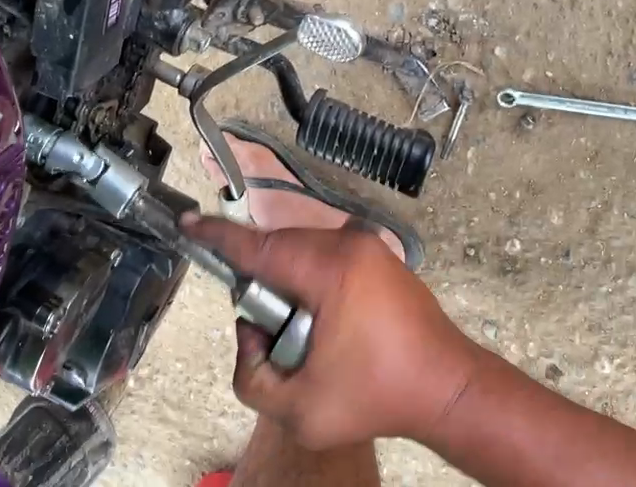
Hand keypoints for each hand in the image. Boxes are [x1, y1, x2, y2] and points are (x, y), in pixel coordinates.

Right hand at [182, 214, 485, 449]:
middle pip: (280, 248)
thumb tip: (250, 331)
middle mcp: (349, 243)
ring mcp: (368, 244)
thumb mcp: (300, 411)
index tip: (189, 223)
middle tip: (267, 330)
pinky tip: (321, 321)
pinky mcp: (378, 254)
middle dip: (261, 282)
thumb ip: (251, 376)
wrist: (446, 386)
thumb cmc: (377, 397)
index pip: (259, 247)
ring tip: (301, 333)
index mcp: (330, 269)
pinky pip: (326, 256)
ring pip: (302, 250)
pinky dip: (310, 280)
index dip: (219, 237)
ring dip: (287, 282)